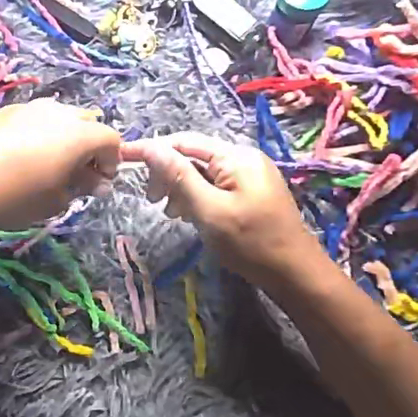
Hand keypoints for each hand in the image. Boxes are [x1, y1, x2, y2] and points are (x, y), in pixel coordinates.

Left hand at [0, 99, 121, 231]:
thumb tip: (96, 182)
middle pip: (88, 123)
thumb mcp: (54, 202)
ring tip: (50, 164)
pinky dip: (42, 133)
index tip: (100, 182)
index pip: (111, 139)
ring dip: (65, 138)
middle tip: (78, 173)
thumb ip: (81, 187)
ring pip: (61, 117)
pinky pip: (36, 118)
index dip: (111, 161)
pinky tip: (25, 156)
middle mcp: (59, 112)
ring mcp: (31, 106)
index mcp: (79, 134)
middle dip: (90, 146)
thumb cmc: (13, 197)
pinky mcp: (7, 109)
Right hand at [121, 132, 326, 284]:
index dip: (150, 149)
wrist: (296, 274)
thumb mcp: (209, 210)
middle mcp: (243, 158)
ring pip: (202, 171)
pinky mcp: (251, 192)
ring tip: (169, 212)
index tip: (121, 157)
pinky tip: (188, 215)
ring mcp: (250, 175)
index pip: (182, 142)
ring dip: (179, 187)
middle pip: (192, 154)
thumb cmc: (251, 243)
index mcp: (235, 156)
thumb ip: (179, 177)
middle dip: (166, 172)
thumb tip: (150, 148)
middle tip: (151, 200)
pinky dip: (195, 196)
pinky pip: (214, 185)